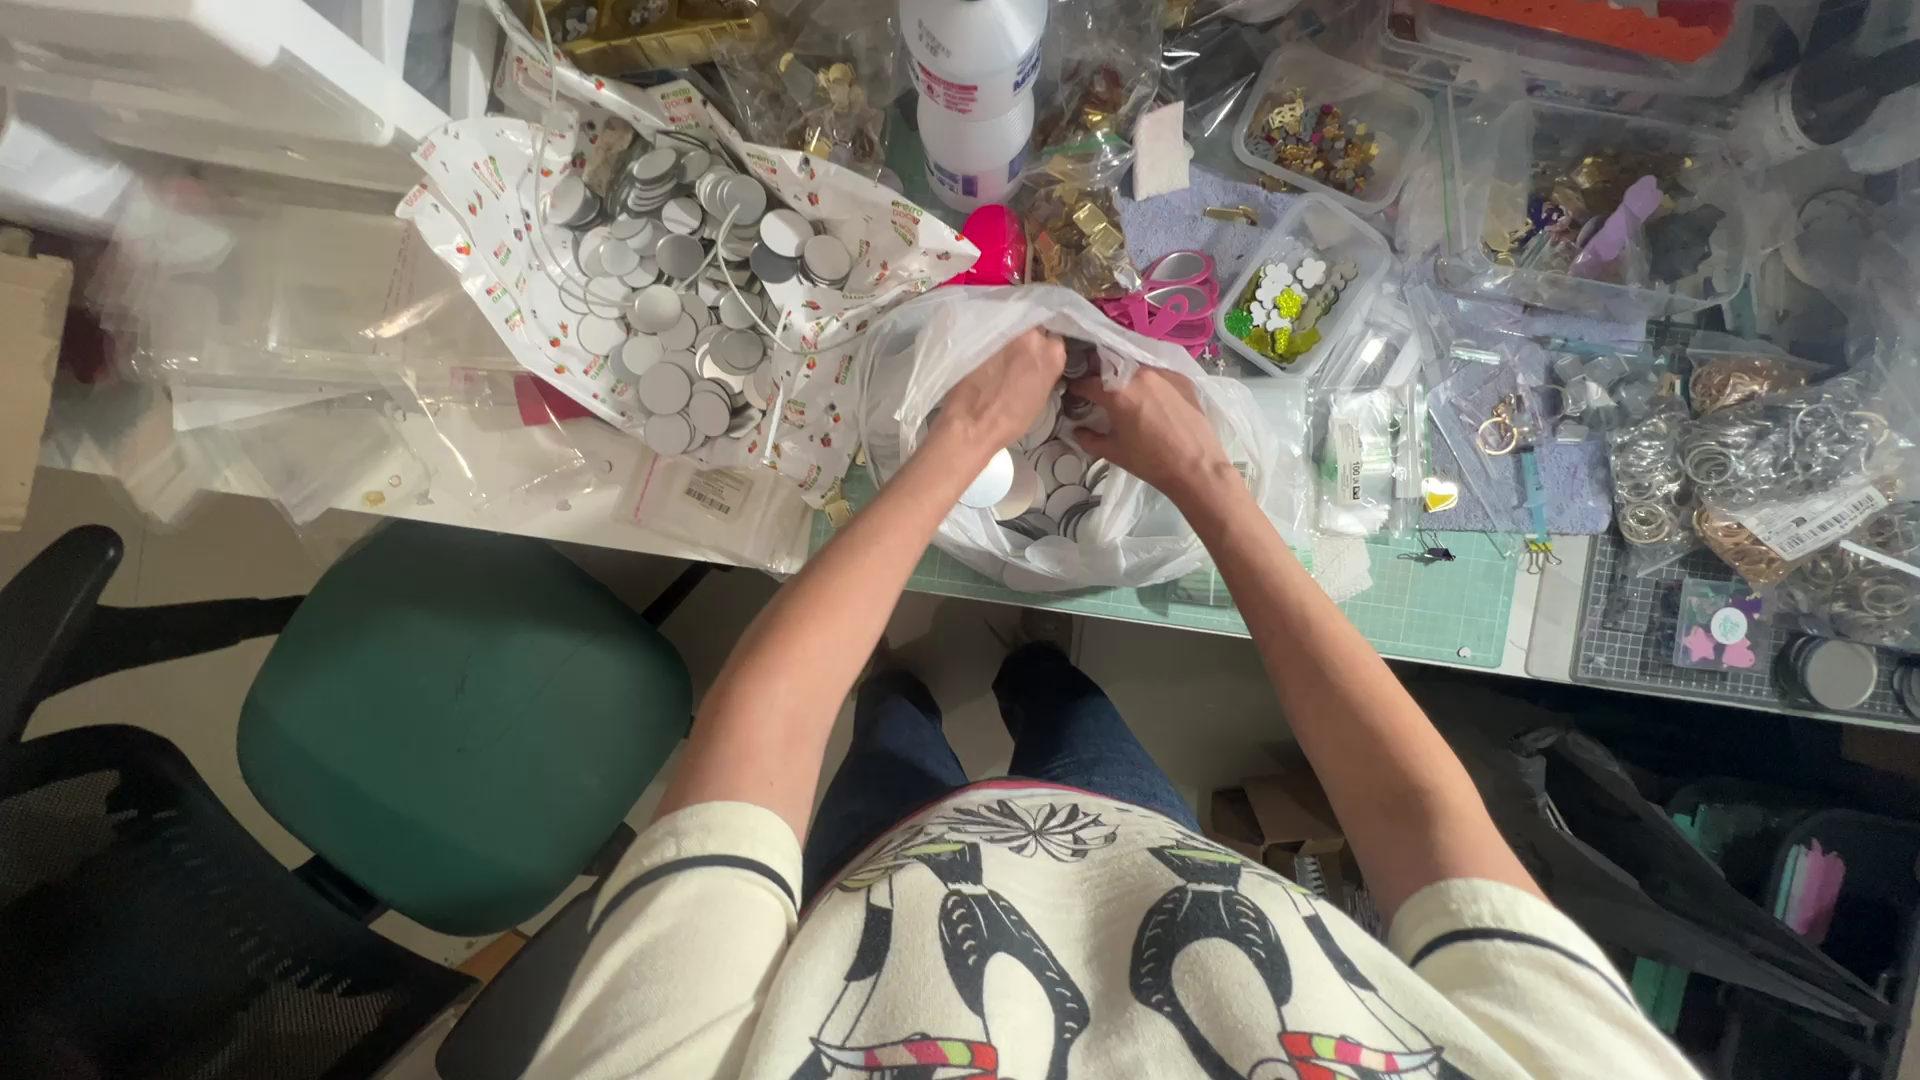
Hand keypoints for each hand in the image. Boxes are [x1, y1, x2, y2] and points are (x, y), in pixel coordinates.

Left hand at [934, 328, 1065, 456]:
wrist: (971, 424)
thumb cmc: (1009, 421)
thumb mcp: (1040, 397)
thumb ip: (1044, 370)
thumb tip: (1037, 362)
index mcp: (1052, 353)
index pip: (1054, 340)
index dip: (1043, 349)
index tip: (1036, 356)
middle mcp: (1031, 335)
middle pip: (1034, 327)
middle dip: (1028, 338)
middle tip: (1019, 353)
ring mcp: (1005, 331)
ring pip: (1012, 324)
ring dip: (1010, 335)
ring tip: (1003, 352)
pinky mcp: (980, 333)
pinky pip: (991, 328)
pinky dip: (992, 337)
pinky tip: (989, 351)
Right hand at [1069, 366, 1240, 509]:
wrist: (1196, 466)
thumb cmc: (1150, 462)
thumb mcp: (1113, 452)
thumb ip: (1089, 439)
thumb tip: (1078, 430)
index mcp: (1117, 392)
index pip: (1087, 382)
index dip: (1077, 388)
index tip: (1075, 394)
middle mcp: (1138, 374)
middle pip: (1110, 366)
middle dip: (1099, 375)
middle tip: (1098, 390)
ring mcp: (1162, 373)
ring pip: (1134, 366)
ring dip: (1124, 375)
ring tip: (1123, 391)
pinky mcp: (1181, 377)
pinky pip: (1157, 372)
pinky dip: (1147, 380)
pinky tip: (1148, 395)